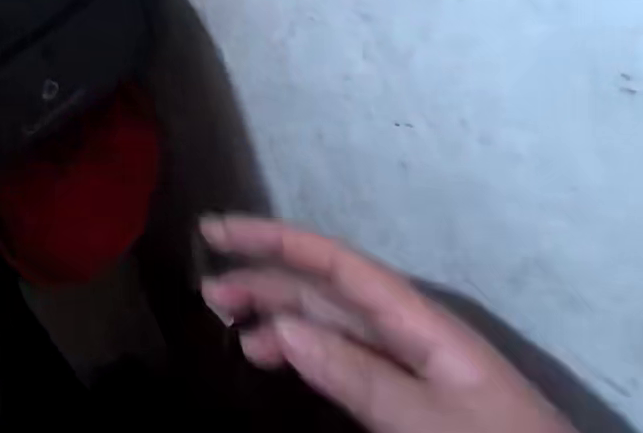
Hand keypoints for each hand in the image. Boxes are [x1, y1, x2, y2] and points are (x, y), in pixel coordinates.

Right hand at [200, 215, 572, 432]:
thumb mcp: (435, 425)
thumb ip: (358, 375)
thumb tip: (282, 328)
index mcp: (415, 317)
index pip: (331, 260)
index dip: (273, 238)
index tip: (220, 230)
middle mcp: (403, 325)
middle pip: (320, 287)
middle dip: (263, 278)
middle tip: (208, 291)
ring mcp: (403, 358)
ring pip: (324, 319)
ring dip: (274, 313)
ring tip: (228, 321)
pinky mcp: (404, 393)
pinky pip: (338, 354)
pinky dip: (299, 349)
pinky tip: (272, 354)